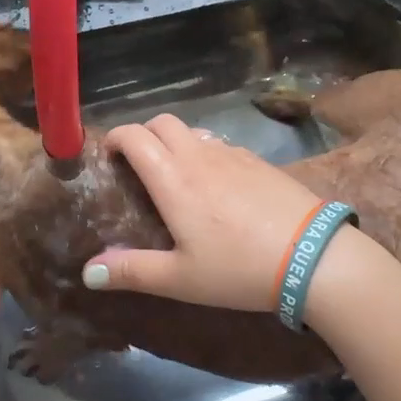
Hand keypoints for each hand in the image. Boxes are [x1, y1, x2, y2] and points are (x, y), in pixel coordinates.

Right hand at [81, 113, 325, 310]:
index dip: (116, 137)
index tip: (108, 156)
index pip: (134, 136)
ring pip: (193, 129)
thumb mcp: (181, 279)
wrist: (313, 256)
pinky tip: (216, 186)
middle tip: (138, 164)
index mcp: (173, 179)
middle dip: (143, 134)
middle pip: (162, 121)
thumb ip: (132, 272)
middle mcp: (198, 155)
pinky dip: (205, 151)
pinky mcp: (257, 160)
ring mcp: (231, 153)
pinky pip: (220, 143)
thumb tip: (88, 271)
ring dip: (175, 141)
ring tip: (175, 175)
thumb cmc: (238, 268)